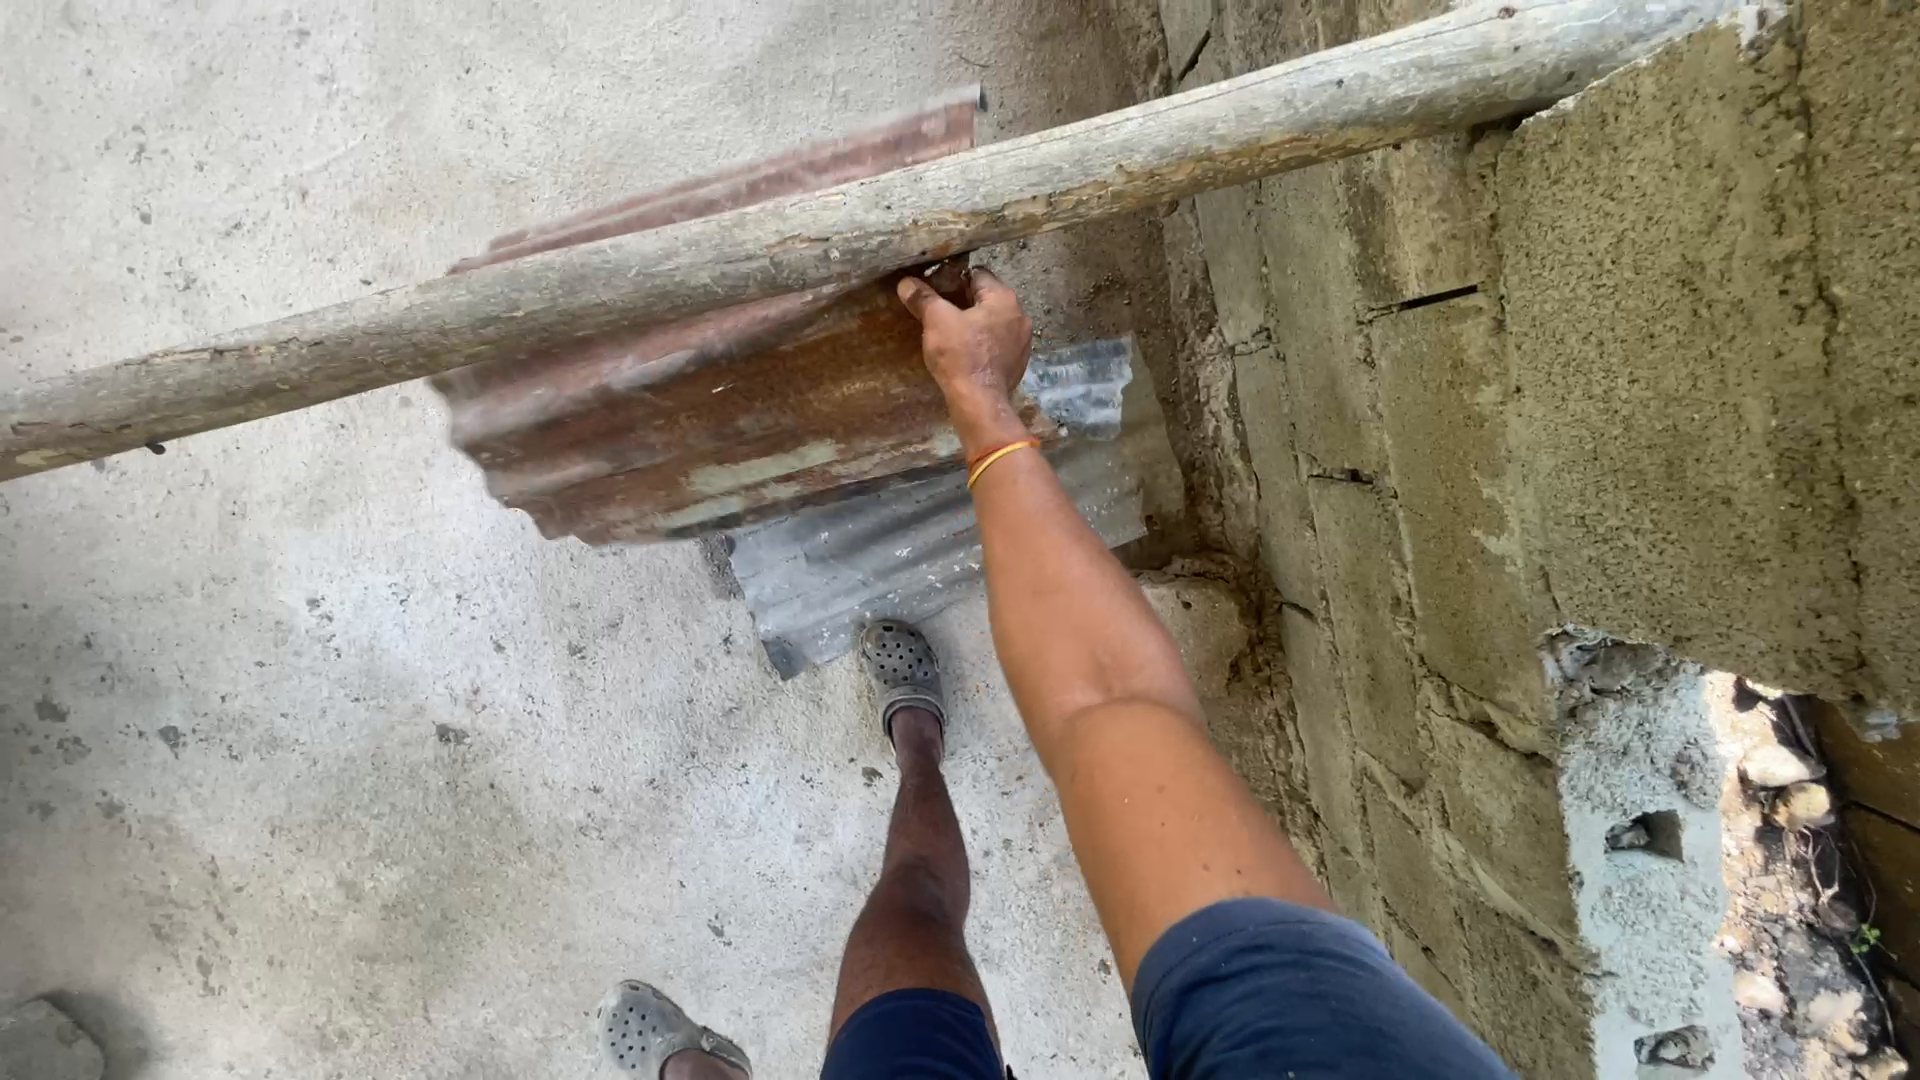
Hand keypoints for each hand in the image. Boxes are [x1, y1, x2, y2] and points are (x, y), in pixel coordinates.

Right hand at [897, 267, 1033, 456]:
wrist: (979, 402)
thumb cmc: (960, 355)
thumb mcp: (936, 321)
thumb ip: (923, 298)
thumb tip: (906, 283)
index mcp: (1004, 298)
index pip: (977, 274)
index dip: (954, 279)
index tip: (937, 291)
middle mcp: (1020, 315)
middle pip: (987, 299)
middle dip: (965, 303)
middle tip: (941, 313)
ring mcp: (1023, 342)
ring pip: (994, 322)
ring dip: (976, 324)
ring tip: (953, 335)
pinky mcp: (1018, 363)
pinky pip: (998, 345)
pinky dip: (984, 345)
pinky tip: (968, 355)